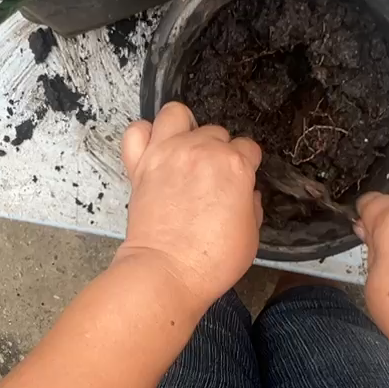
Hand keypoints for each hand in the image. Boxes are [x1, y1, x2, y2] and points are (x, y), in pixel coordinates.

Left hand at [116, 102, 262, 309]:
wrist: (167, 273)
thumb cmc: (210, 262)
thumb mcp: (251, 236)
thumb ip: (252, 206)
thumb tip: (247, 195)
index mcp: (235, 166)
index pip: (248, 148)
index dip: (247, 165)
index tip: (242, 180)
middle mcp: (201, 151)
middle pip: (215, 132)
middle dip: (218, 151)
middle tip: (212, 177)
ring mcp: (167, 153)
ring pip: (176, 114)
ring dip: (183, 127)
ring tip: (184, 150)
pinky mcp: (140, 165)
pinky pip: (136, 131)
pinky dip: (144, 136)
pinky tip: (154, 151)